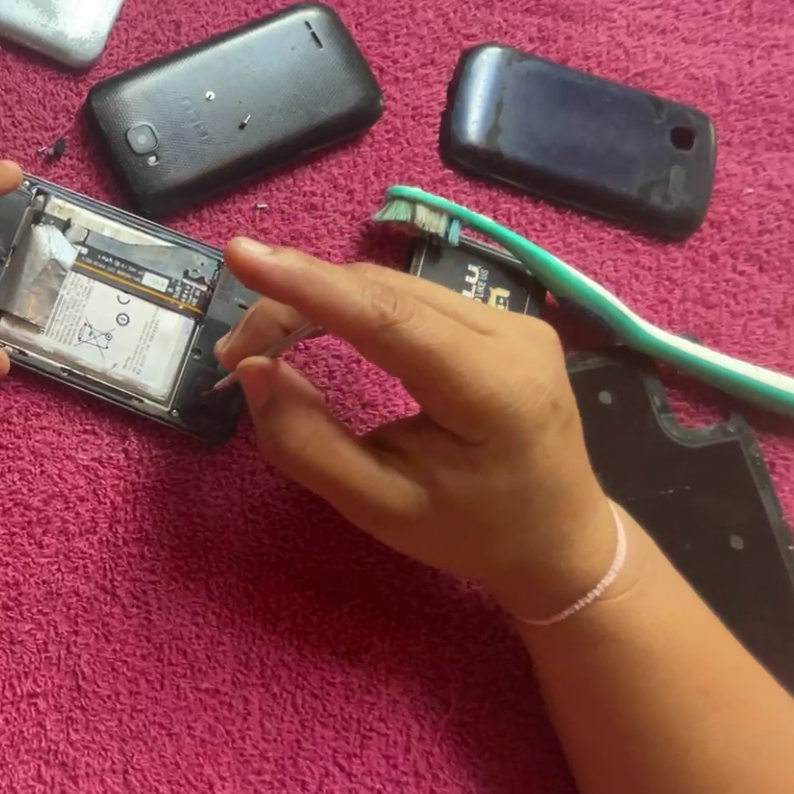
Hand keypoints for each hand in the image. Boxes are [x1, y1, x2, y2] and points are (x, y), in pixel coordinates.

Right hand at [215, 238, 619, 619]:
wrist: (560, 537)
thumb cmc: (468, 530)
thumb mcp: (373, 504)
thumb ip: (304, 441)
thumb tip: (252, 369)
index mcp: (493, 392)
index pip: (386, 318)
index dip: (307, 285)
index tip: (240, 256)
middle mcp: (509, 336)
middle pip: (374, 293)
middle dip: (290, 305)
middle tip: (232, 353)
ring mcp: (505, 319)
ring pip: (380, 286)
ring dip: (308, 303)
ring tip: (257, 345)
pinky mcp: (490, 317)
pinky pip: (396, 295)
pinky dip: (337, 305)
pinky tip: (304, 325)